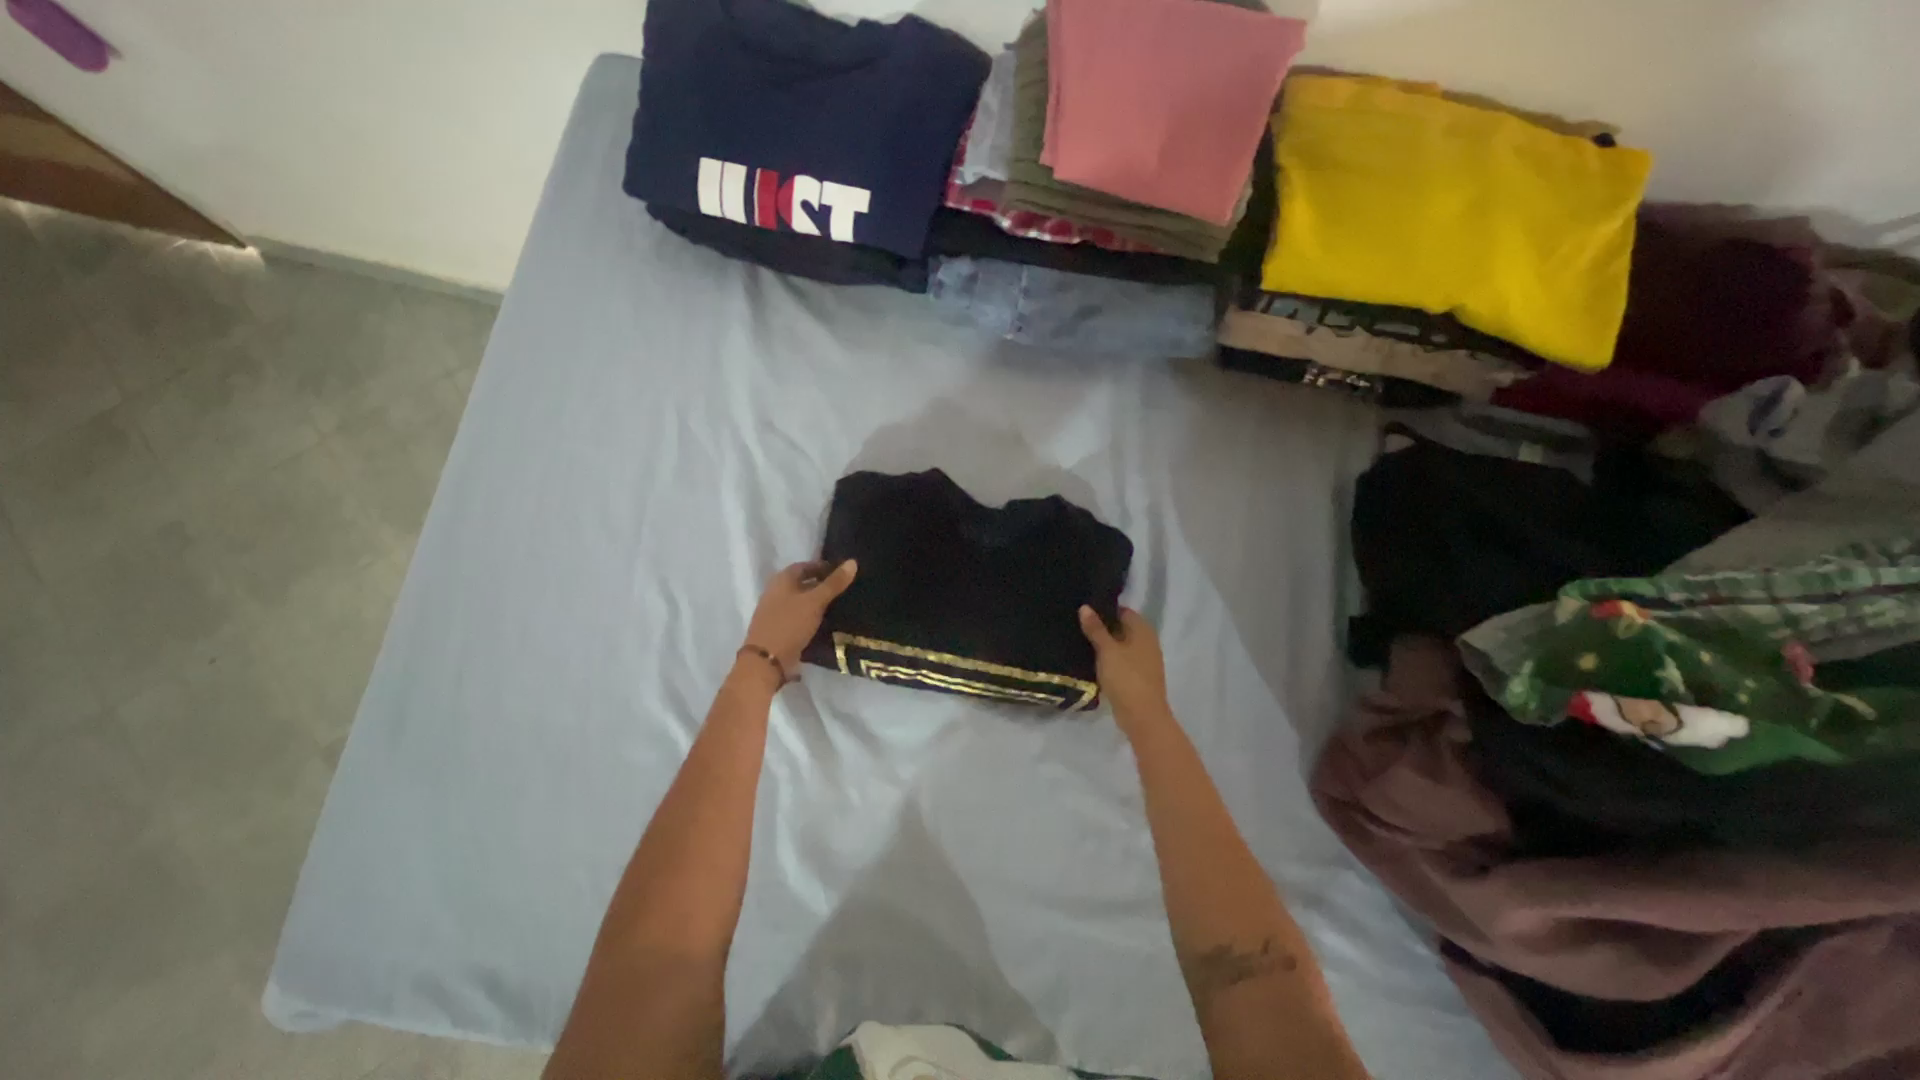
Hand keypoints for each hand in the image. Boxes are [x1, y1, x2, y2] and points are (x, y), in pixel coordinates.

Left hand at [742, 560, 858, 677]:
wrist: (767, 660)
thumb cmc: (790, 624)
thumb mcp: (815, 601)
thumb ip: (834, 583)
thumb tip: (852, 562)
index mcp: (781, 579)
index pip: (805, 566)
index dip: (824, 567)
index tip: (843, 572)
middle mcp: (776, 591)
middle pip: (802, 583)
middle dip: (822, 584)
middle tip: (845, 588)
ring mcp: (775, 611)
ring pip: (801, 601)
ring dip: (817, 601)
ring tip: (840, 604)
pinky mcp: (779, 628)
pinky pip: (799, 616)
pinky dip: (812, 615)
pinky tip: (826, 621)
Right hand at [1078, 605, 1171, 727]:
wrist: (1142, 715)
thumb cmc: (1125, 677)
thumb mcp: (1106, 650)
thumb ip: (1096, 628)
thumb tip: (1085, 607)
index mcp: (1143, 630)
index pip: (1122, 610)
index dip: (1104, 609)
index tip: (1084, 610)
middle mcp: (1147, 641)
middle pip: (1122, 627)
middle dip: (1102, 626)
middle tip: (1077, 624)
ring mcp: (1144, 660)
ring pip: (1121, 645)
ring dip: (1104, 644)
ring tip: (1080, 641)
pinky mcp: (1138, 676)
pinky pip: (1122, 660)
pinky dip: (1109, 659)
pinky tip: (1092, 660)